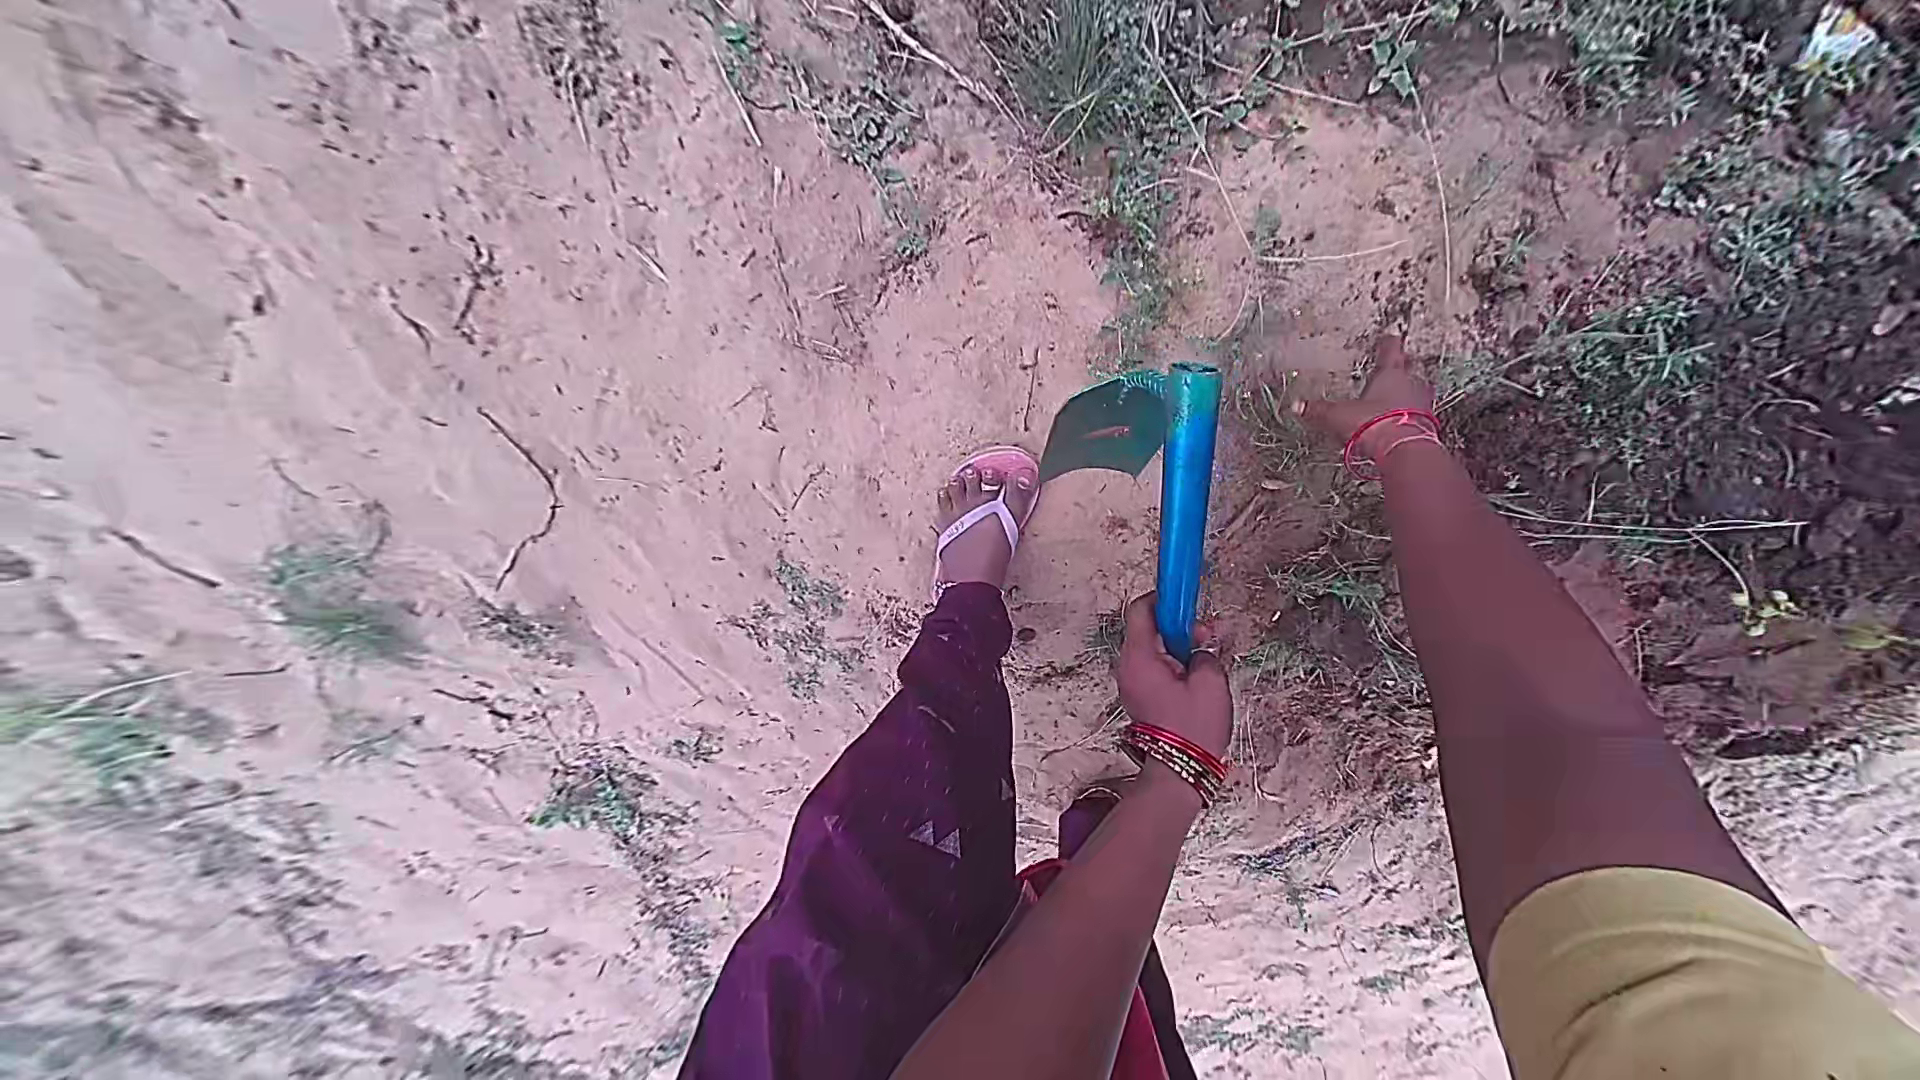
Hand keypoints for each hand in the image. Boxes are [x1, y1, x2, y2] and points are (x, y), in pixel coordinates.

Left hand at [1114, 593, 1232, 761]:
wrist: (1178, 772)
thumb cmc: (1192, 728)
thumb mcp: (1209, 683)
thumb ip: (1203, 652)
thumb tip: (1199, 641)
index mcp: (1138, 657)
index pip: (1140, 610)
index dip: (1162, 598)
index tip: (1185, 599)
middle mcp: (1127, 665)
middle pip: (1147, 628)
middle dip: (1177, 625)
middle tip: (1206, 636)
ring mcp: (1130, 680)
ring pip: (1152, 648)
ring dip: (1177, 645)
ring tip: (1204, 656)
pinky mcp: (1138, 693)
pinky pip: (1152, 665)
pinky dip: (1171, 661)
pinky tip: (1194, 673)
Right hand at [1296, 334, 1434, 459]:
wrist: (1400, 448)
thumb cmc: (1373, 422)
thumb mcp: (1337, 415)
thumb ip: (1317, 410)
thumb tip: (1298, 406)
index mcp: (1389, 374)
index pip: (1390, 351)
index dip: (1388, 344)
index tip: (1389, 338)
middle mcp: (1408, 384)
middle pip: (1406, 369)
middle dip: (1400, 367)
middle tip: (1395, 365)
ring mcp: (1419, 404)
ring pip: (1411, 391)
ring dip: (1403, 392)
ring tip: (1391, 397)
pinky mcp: (1422, 425)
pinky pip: (1413, 414)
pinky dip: (1403, 414)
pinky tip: (1393, 421)